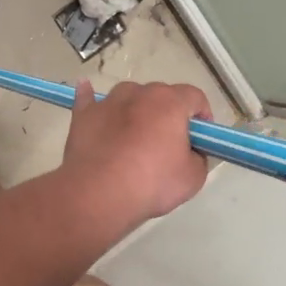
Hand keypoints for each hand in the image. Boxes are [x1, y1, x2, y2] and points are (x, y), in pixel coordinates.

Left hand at [60, 80, 211, 222]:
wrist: (99, 193)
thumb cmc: (151, 182)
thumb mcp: (193, 177)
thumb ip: (197, 156)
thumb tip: (189, 151)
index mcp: (169, 102)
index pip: (194, 96)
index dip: (201, 115)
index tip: (200, 137)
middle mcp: (138, 93)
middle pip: (160, 95)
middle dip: (168, 113)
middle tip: (168, 143)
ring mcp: (108, 102)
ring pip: (128, 96)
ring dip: (135, 109)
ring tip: (134, 136)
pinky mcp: (83, 114)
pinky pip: (88, 99)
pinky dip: (91, 97)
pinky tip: (88, 93)